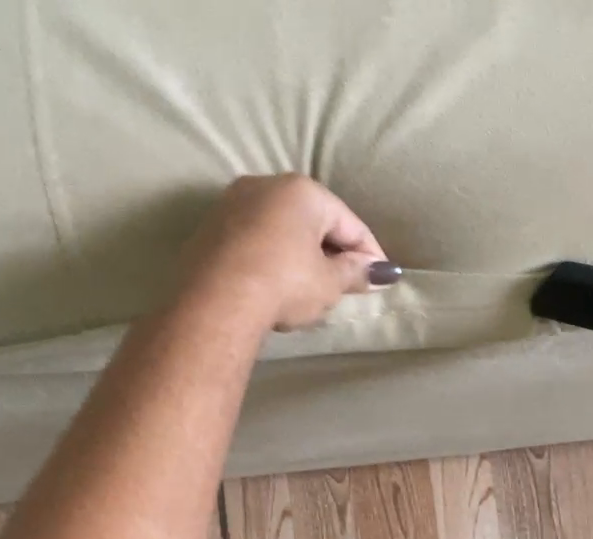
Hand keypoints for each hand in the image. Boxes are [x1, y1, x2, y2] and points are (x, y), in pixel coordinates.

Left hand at [174, 174, 398, 331]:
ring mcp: (233, 202)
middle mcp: (267, 184)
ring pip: (283, 227)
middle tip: (350, 283)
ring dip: (303, 252)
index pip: (351, 224)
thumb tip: (381, 272)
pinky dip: (275, 256)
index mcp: (303, 191)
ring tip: (315, 284)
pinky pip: (257, 238)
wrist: (214, 300)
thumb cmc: (285, 284)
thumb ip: (356, 273)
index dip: (371, 254)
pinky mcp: (211, 225)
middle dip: (335, 250)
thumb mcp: (330, 284)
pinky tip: (280, 281)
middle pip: (315, 220)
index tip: (381, 280)